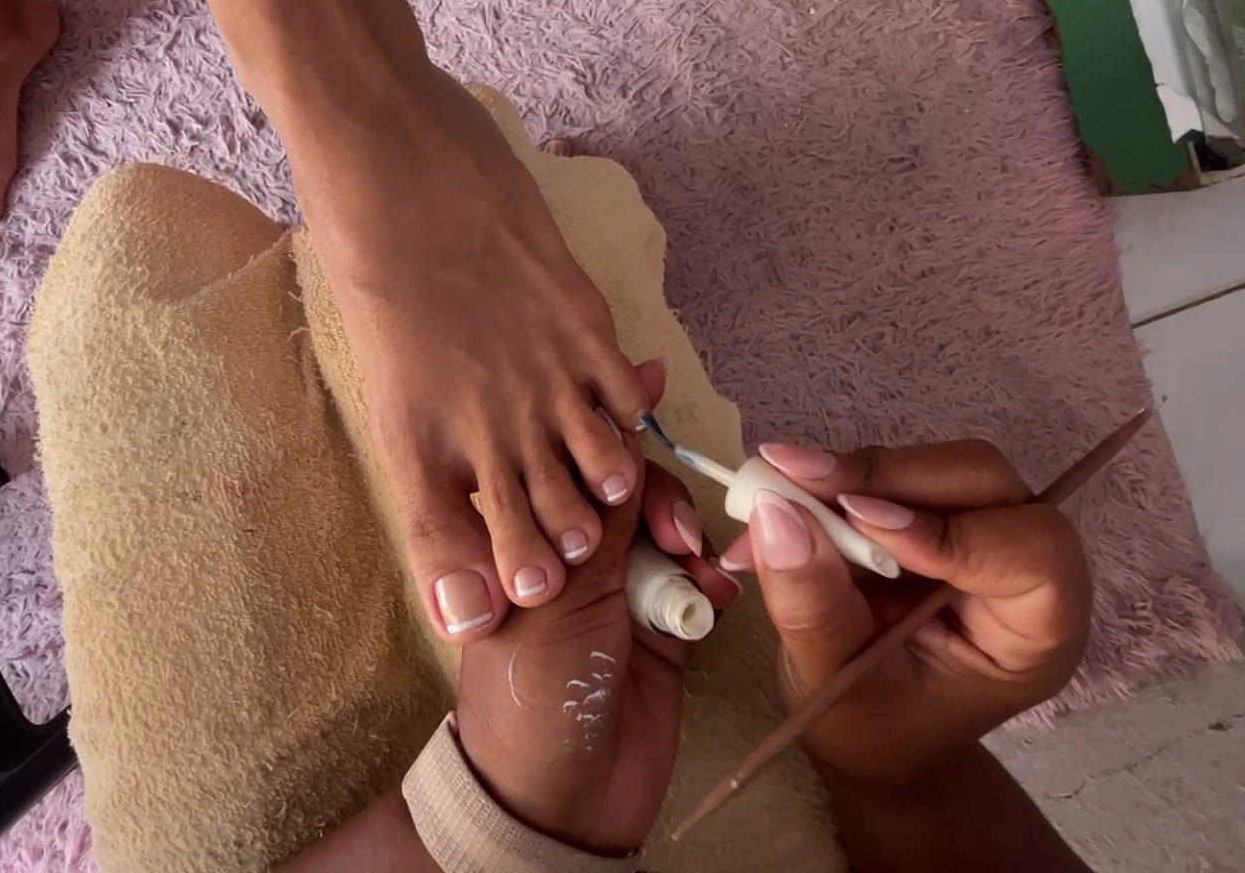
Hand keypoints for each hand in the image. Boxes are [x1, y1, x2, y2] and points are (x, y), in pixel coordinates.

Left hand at [295, 66, 655, 642]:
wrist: (381, 151)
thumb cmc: (361, 249)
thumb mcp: (370, 352)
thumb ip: (415, 425)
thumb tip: (443, 474)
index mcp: (411, 430)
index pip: (458, 536)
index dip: (486, 579)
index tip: (512, 599)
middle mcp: (477, 416)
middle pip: (535, 514)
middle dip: (551, 551)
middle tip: (568, 565)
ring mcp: (534, 367)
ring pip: (588, 466)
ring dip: (597, 496)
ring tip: (604, 508)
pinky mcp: (576, 314)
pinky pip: (620, 393)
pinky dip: (628, 419)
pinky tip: (627, 422)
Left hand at [456, 460, 737, 854]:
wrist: (567, 802)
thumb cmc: (538, 690)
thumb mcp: (564, 599)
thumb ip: (601, 524)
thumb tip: (621, 440)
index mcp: (529, 540)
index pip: (569, 472)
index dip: (607, 457)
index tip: (642, 459)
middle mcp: (574, 555)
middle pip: (626, 496)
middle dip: (659, 506)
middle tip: (677, 537)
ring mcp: (619, 588)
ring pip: (665, 533)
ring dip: (690, 544)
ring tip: (700, 573)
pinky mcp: (661, 623)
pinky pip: (694, 581)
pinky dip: (709, 581)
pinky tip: (715, 595)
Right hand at [721, 440, 1091, 784]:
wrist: (867, 729)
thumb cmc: (870, 729)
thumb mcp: (834, 685)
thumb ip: (810, 606)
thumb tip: (774, 513)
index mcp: (1033, 629)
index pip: (1031, 550)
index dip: (946, 527)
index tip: (855, 518)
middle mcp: (1014, 566)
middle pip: (979, 480)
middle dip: (881, 474)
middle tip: (792, 475)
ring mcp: (969, 531)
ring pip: (926, 465)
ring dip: (846, 471)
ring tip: (772, 487)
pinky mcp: (921, 514)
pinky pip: (882, 473)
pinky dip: (827, 478)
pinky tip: (778, 497)